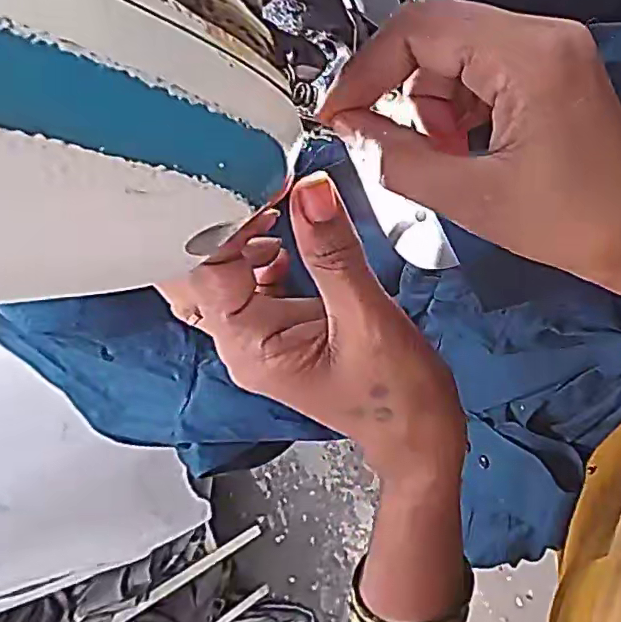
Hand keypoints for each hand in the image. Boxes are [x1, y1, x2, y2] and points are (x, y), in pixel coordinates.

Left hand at [158, 174, 466, 487]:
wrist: (419, 434)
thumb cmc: (396, 398)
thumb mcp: (368, 319)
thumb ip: (334, 253)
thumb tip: (311, 193)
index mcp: (250, 348)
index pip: (207, 269)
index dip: (230, 222)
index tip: (265, 187)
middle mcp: (244, 343)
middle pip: (200, 271)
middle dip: (227, 225)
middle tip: (268, 190)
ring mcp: (262, 337)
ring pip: (226, 273)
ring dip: (247, 236)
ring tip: (284, 210)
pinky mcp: (284, 329)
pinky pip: (257, 281)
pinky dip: (268, 252)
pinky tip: (292, 240)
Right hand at [317, 0, 620, 316]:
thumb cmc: (581, 224)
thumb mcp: (471, 198)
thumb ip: (396, 158)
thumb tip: (353, 128)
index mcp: (532, 57)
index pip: (418, 29)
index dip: (366, 70)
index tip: (342, 107)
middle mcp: (548, 37)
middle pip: (436, 33)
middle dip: (406, 90)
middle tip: (403, 141)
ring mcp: (555, 50)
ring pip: (457, 53)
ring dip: (436, 102)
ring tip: (453, 154)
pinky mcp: (555, 69)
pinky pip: (484, 68)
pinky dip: (463, 105)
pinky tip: (472, 145)